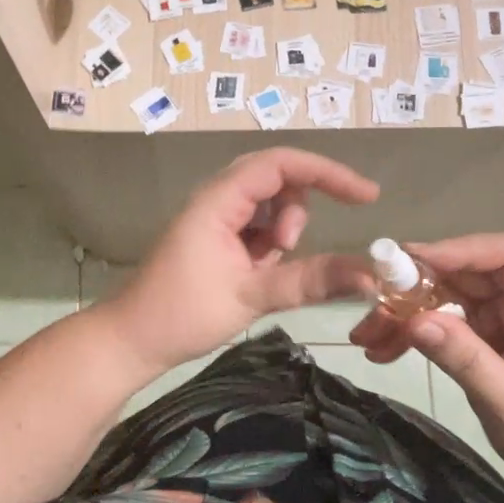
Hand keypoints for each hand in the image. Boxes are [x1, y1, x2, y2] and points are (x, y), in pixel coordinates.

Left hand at [97, 148, 378, 372]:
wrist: (132, 338)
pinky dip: (268, 242)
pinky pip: (253, 225)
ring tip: (268, 264)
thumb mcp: (251, 297)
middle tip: (294, 246)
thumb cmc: (183, 314)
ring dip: (282, 227)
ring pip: (266, 203)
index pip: (280, 163)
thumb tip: (370, 277)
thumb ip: (310, 281)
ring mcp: (213, 218)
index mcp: (217, 201)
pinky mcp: (213, 237)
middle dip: (300, 205)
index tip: (366, 197)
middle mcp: (215, 199)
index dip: (327, 173)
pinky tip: (260, 270)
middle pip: (274, 178)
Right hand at [348, 233, 503, 502]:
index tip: (409, 261)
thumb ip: (465, 360)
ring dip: (406, 311)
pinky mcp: (486, 344)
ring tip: (367, 335)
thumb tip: (413, 321)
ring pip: (448, 298)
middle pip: (467, 274)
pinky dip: (413, 334)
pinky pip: (443, 325)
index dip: (460, 250)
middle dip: (417, 284)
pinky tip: (383, 350)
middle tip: (372, 303)